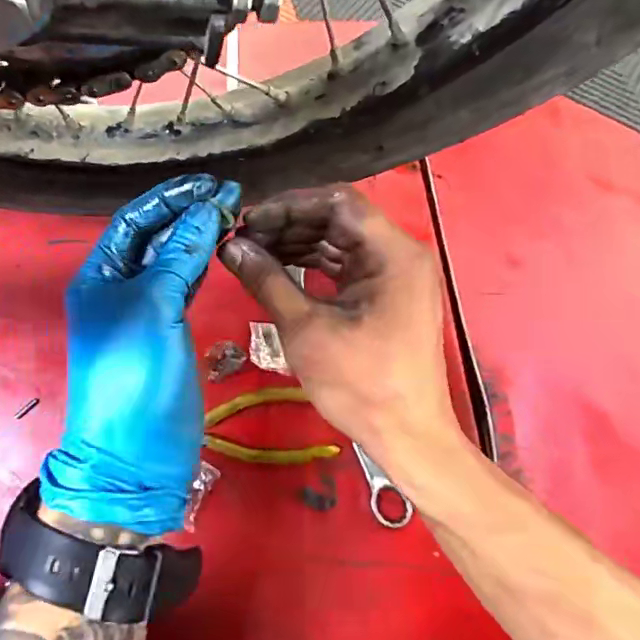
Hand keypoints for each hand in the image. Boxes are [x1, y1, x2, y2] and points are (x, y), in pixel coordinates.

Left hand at [40, 174, 240, 534]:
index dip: (168, 198)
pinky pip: (183, 284)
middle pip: (153, 236)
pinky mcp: (167, 329)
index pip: (134, 220)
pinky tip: (221, 247)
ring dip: (197, 235)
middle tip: (230, 194)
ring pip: (171, 259)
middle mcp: (117, 285)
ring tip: (231, 212)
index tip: (207, 183)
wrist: (134, 454)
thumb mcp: (154, 307)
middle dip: (187, 212)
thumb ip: (179, 256)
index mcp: (100, 274)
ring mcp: (143, 308)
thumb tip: (205, 209)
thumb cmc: (134, 372)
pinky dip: (201, 264)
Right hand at [219, 185, 456, 456]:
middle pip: (338, 217)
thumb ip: (266, 279)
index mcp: (392, 253)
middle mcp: (399, 253)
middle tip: (246, 238)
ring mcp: (394, 274)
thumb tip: (230, 247)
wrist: (408, 437)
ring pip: (339, 239)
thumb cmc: (360, 383)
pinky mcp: (386, 293)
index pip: (338, 201)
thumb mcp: (305, 328)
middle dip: (289, 223)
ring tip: (254, 252)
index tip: (251, 221)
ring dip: (297, 242)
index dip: (290, 205)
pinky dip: (312, 263)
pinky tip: (278, 267)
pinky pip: (345, 263)